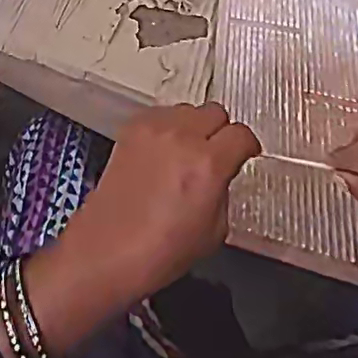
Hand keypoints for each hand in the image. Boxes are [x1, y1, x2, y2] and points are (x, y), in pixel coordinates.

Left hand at [37, 104, 257, 322]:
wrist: (110, 246)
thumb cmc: (160, 248)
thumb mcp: (216, 228)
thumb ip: (223, 187)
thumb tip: (222, 171)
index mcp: (208, 164)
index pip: (241, 133)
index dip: (247, 146)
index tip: (245, 152)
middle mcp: (179, 138)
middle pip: (214, 112)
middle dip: (221, 132)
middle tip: (217, 151)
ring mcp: (151, 130)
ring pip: (186, 110)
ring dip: (193, 126)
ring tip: (188, 151)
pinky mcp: (129, 131)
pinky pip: (158, 115)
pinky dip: (167, 127)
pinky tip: (164, 150)